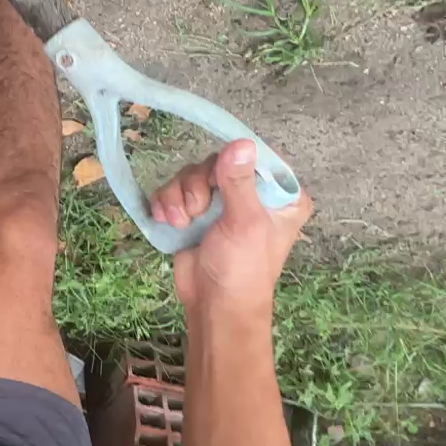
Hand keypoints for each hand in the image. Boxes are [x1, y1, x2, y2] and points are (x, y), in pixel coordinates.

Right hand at [150, 140, 311, 319]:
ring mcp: (220, 204)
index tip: (216, 180)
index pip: (254, 158)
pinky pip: (173, 191)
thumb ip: (238, 182)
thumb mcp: (244, 222)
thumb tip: (240, 142)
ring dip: (177, 197)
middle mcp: (251, 194)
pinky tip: (168, 220)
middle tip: (195, 210)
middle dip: (196, 186)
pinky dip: (165, 203)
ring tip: (180, 221)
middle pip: (214, 165)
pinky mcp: (194, 213)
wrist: (213, 303)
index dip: (230, 162)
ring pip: (189, 177)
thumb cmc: (242, 268)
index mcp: (279, 196)